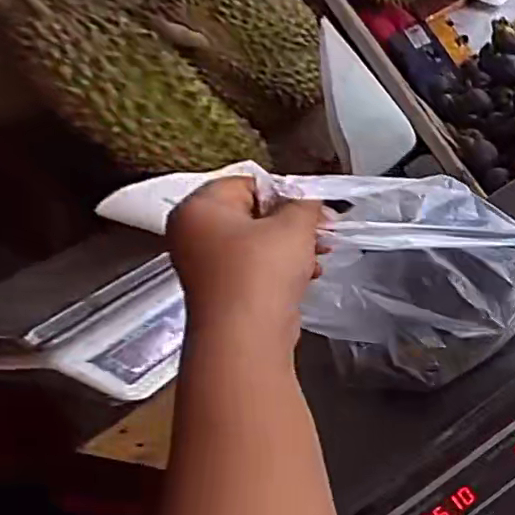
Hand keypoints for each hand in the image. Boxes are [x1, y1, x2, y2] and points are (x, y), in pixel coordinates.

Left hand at [167, 175, 325, 351]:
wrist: (246, 331)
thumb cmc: (262, 272)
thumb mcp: (293, 227)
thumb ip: (304, 205)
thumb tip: (309, 201)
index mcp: (199, 207)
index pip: (246, 183)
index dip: (284, 191)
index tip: (313, 206)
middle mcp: (193, 231)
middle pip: (250, 213)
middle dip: (292, 222)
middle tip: (322, 230)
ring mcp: (204, 262)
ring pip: (255, 242)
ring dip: (291, 246)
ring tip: (319, 253)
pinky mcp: (221, 287)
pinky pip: (253, 266)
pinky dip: (280, 266)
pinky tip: (306, 274)